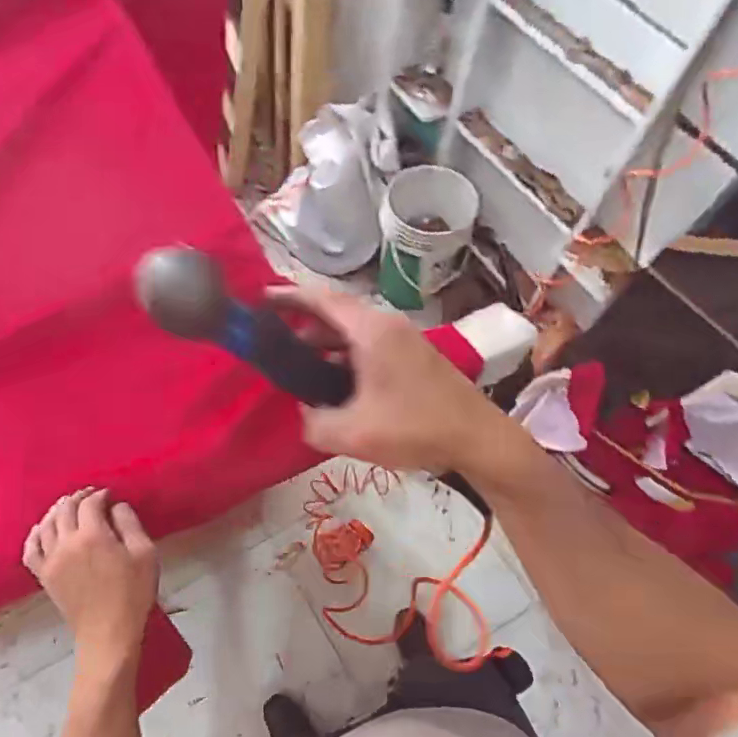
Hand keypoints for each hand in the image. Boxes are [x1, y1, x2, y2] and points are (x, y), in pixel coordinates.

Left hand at [23, 488, 159, 665]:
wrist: (108, 631)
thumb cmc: (133, 593)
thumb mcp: (145, 554)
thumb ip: (130, 524)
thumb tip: (116, 507)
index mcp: (92, 535)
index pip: (90, 504)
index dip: (100, 495)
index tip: (110, 495)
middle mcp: (66, 542)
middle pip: (65, 510)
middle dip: (77, 498)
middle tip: (90, 496)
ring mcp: (50, 559)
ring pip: (46, 525)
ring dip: (57, 511)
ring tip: (67, 508)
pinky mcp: (43, 575)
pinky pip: (30, 549)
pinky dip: (35, 535)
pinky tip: (42, 530)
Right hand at [270, 285, 524, 476]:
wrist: (477, 438)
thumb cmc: (416, 428)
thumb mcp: (354, 434)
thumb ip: (315, 423)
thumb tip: (306, 415)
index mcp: (372, 331)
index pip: (321, 299)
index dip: (287, 297)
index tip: (260, 301)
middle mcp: (389, 326)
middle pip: (337, 315)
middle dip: (303, 328)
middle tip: (276, 348)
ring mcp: (406, 341)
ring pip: (355, 334)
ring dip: (326, 347)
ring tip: (301, 371)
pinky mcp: (416, 359)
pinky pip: (371, 349)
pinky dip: (348, 359)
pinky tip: (338, 388)